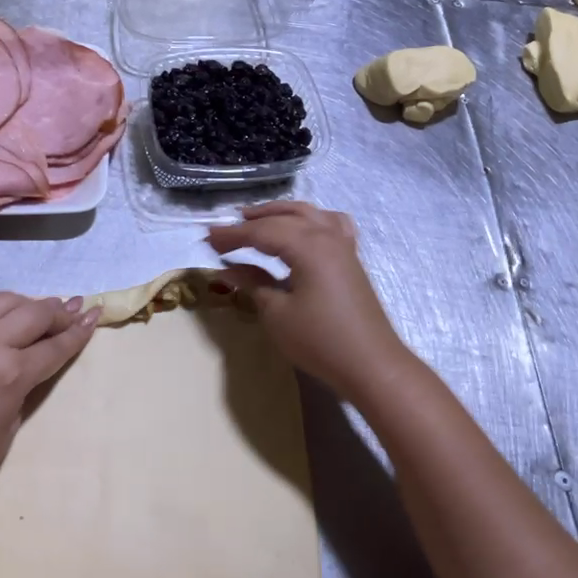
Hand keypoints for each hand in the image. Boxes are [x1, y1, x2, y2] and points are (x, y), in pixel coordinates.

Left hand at [0, 293, 98, 515]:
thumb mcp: (6, 430)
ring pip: (2, 302)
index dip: (78, 333)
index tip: (96, 315)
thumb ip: (23, 388)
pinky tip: (1, 322)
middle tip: (77, 310)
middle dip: (59, 312)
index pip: (53, 345)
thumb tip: (32, 364)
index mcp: (7, 371)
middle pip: (33, 313)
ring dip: (27, 305)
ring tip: (42, 311)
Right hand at [206, 202, 414, 397]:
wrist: (370, 363)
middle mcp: (327, 235)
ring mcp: (344, 245)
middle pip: (284, 217)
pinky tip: (304, 226)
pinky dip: (312, 219)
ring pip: (309, 214)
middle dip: (252, 221)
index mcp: (308, 246)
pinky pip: (331, 223)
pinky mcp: (352, 258)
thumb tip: (226, 269)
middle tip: (224, 231)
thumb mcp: (278, 314)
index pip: (262, 232)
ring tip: (256, 218)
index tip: (207, 238)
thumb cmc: (320, 340)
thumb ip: (253, 283)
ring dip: (280, 213)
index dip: (233, 235)